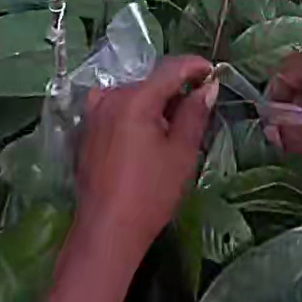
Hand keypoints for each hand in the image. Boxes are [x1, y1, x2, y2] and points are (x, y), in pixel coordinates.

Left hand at [73, 54, 217, 250]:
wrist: (106, 234)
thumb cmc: (149, 194)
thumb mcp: (181, 153)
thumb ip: (195, 112)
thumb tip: (208, 86)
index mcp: (135, 99)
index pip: (170, 69)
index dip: (194, 66)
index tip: (213, 72)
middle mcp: (112, 97)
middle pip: (151, 81)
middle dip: (176, 88)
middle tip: (197, 106)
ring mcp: (96, 113)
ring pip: (134, 93)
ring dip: (155, 100)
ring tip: (172, 124)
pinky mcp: (87, 130)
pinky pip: (116, 106)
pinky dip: (133, 109)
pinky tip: (142, 130)